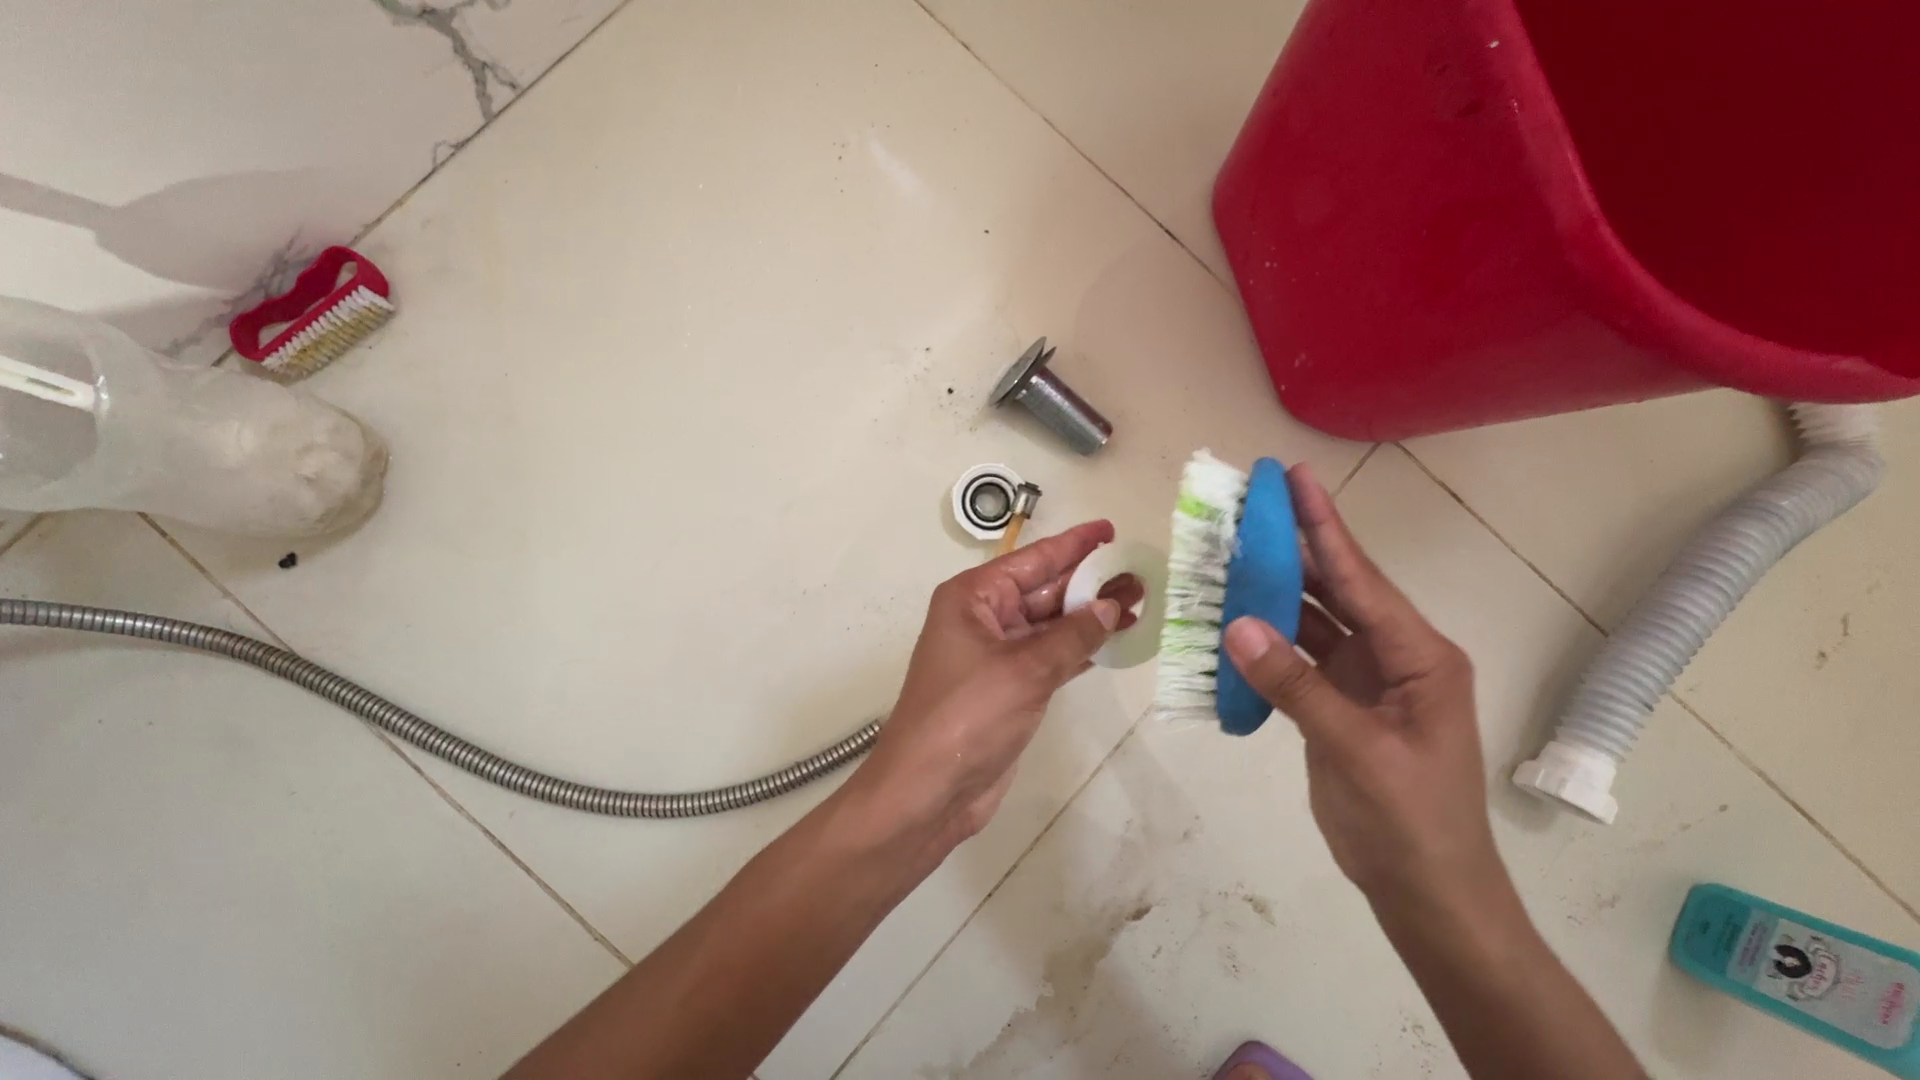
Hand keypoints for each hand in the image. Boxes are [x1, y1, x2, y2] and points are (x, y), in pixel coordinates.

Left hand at [849, 521, 1132, 853]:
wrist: (930, 789)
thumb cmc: (968, 715)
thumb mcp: (1025, 669)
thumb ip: (1073, 636)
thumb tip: (1111, 605)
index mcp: (973, 599)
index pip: (1033, 561)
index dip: (1074, 545)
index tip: (1111, 531)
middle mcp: (983, 619)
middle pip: (1044, 590)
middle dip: (1090, 582)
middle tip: (1141, 574)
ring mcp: (996, 656)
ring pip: (1051, 625)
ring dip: (1091, 616)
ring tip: (1139, 603)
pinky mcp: (1009, 689)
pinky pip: (1051, 657)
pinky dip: (1081, 649)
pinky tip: (1114, 640)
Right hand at [1222, 467, 1508, 914]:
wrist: (1424, 889)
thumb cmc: (1411, 820)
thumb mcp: (1358, 751)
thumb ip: (1298, 686)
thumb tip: (1237, 625)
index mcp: (1419, 656)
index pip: (1360, 580)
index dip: (1325, 527)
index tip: (1293, 478)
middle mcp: (1392, 656)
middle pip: (1335, 589)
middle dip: (1292, 547)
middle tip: (1246, 506)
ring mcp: (1363, 681)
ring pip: (1310, 622)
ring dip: (1271, 593)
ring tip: (1225, 554)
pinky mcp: (1336, 706)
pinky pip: (1295, 661)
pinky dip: (1263, 644)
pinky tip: (1228, 624)